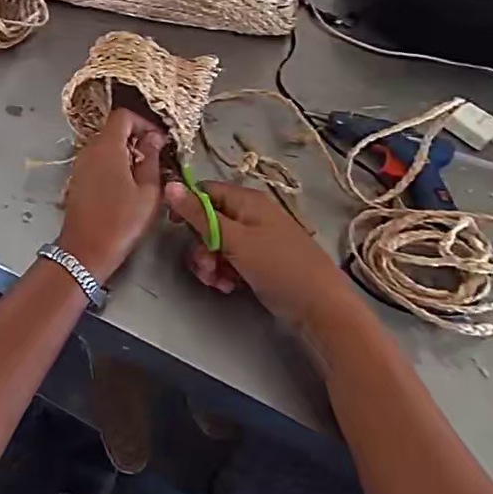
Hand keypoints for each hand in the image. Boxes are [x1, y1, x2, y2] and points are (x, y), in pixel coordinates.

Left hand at [58, 109, 168, 280]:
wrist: (85, 250)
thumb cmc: (121, 221)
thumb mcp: (148, 190)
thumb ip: (152, 158)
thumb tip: (153, 138)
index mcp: (107, 146)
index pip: (123, 116)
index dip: (144, 123)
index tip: (159, 141)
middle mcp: (89, 149)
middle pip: (114, 129)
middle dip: (137, 138)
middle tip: (157, 159)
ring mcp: (80, 164)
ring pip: (106, 145)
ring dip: (126, 152)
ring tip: (145, 176)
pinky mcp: (78, 178)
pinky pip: (98, 160)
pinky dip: (114, 164)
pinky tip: (127, 186)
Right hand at [166, 180, 339, 323]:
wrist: (323, 308)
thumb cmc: (277, 266)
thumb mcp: (233, 240)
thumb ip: (198, 215)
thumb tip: (169, 185)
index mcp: (247, 200)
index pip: (205, 191)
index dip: (187, 206)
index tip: (174, 227)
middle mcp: (252, 214)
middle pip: (210, 220)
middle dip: (201, 244)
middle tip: (204, 265)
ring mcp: (259, 238)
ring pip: (219, 243)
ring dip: (211, 262)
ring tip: (217, 280)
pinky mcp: (263, 261)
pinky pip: (233, 259)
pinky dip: (226, 271)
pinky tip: (229, 286)